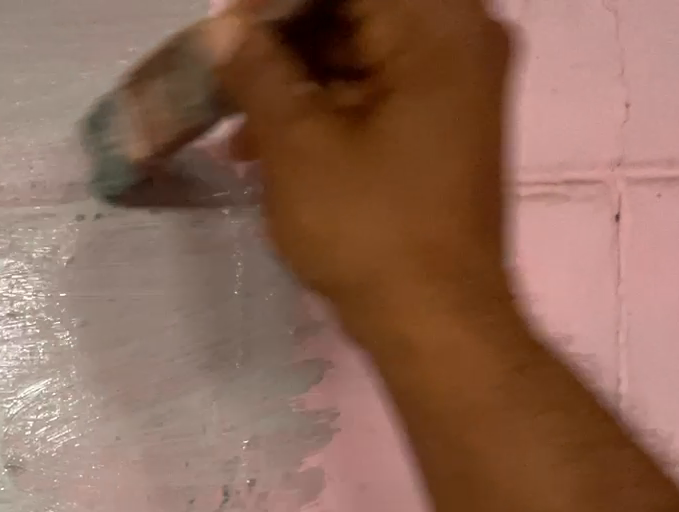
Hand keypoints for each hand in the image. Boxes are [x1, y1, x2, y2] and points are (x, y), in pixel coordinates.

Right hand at [211, 0, 518, 346]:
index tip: (224, 32)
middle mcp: (458, 40)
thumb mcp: (299, 148)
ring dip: (291, 79)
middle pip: (359, 10)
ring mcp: (449, 88)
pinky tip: (262, 146)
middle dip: (282, 38)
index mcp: (440, 26)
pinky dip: (316, 110)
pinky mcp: (432, 131)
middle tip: (220, 72)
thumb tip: (224, 29)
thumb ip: (260, 77)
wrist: (428, 313)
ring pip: (359, 54)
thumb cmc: (366, 226)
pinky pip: (369, 94)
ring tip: (229, 120)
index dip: (278, 2)